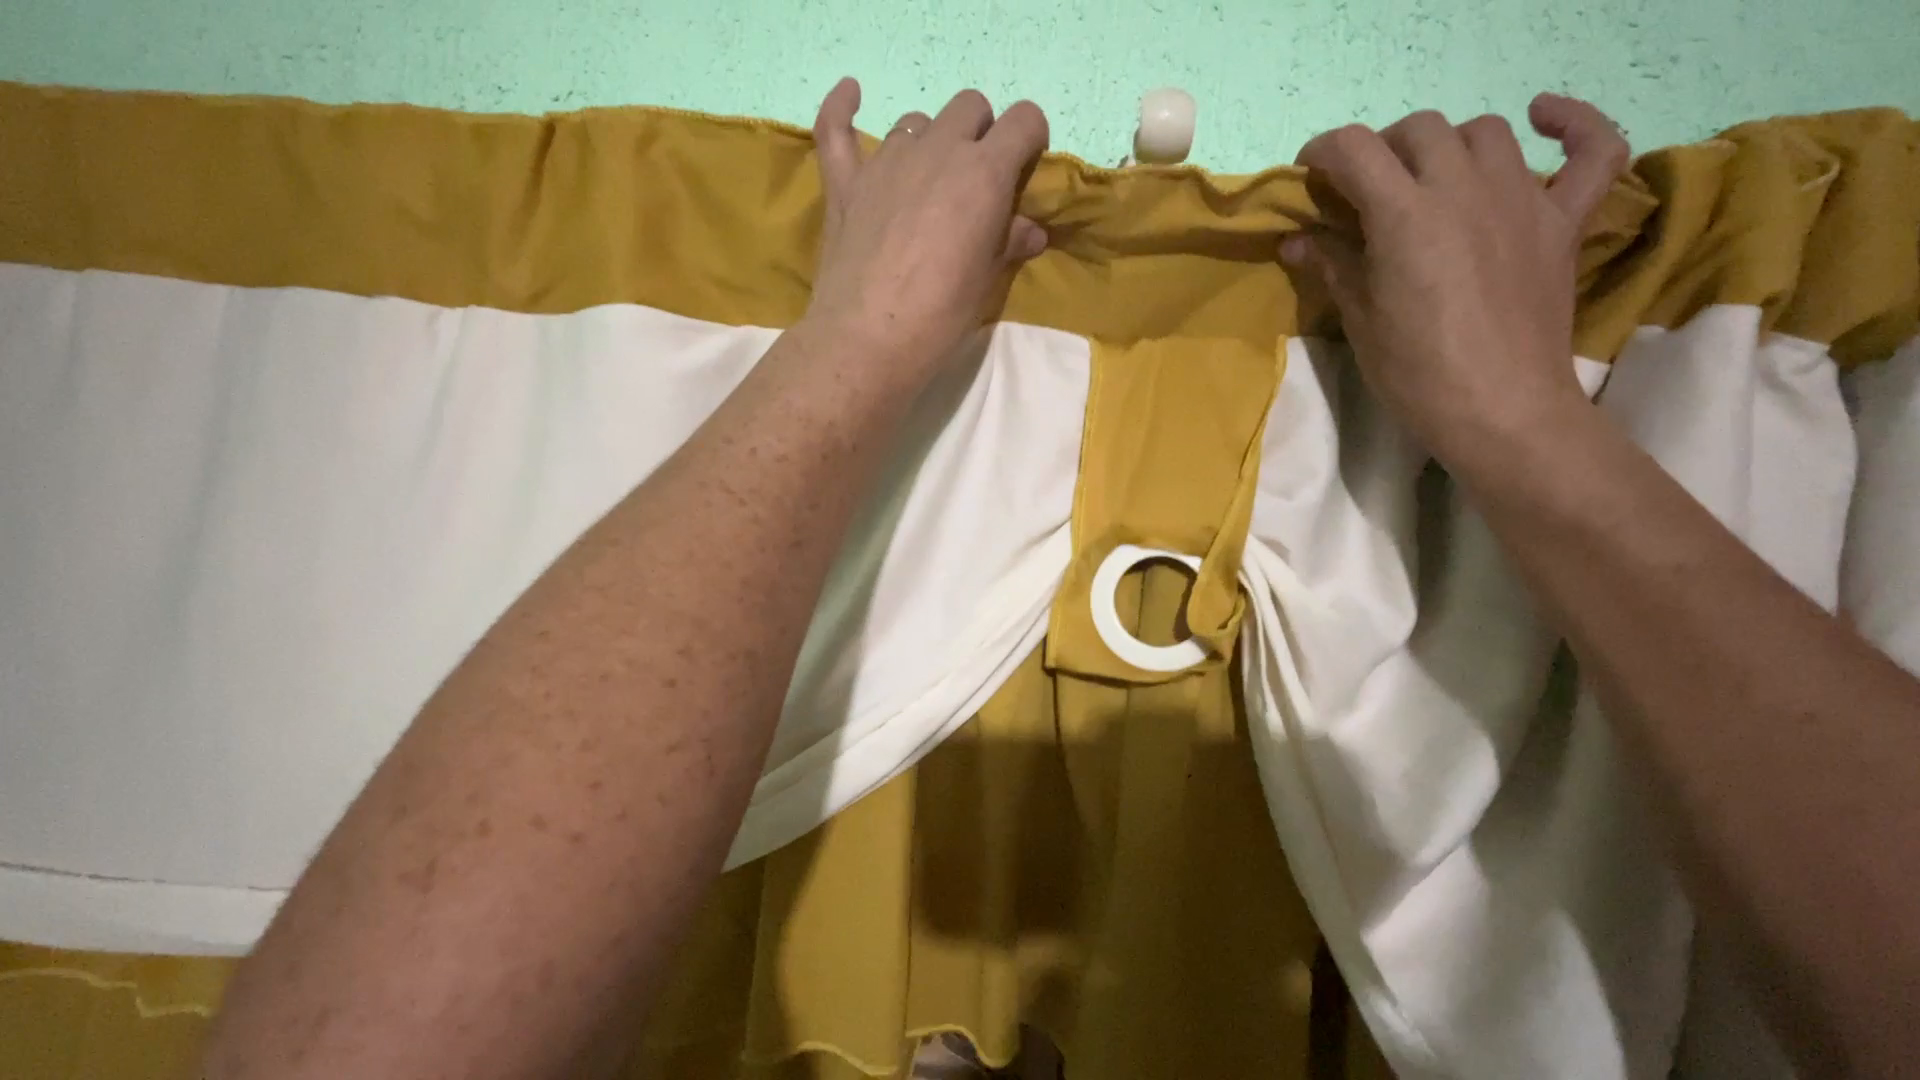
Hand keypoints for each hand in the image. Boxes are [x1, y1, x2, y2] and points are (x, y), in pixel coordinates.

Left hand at [802, 78, 1050, 379]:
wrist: (868, 340)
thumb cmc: (941, 316)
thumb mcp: (988, 281)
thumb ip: (1009, 243)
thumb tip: (1030, 231)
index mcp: (983, 173)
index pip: (1023, 121)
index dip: (1030, 140)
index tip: (1025, 170)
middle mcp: (937, 151)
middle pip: (969, 107)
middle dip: (982, 134)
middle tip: (978, 182)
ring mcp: (886, 163)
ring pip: (916, 121)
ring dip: (930, 141)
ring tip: (928, 181)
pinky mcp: (845, 183)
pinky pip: (836, 128)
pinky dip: (842, 109)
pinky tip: (851, 96)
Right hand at [1282, 94, 1630, 470]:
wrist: (1500, 411)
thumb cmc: (1416, 373)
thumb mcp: (1360, 320)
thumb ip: (1332, 265)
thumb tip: (1297, 240)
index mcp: (1405, 214)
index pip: (1355, 149)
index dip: (1323, 153)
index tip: (1310, 176)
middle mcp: (1464, 188)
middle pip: (1419, 130)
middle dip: (1382, 149)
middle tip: (1365, 190)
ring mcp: (1523, 198)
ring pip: (1484, 132)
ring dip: (1447, 145)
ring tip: (1431, 179)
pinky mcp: (1564, 220)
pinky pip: (1593, 149)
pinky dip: (1574, 124)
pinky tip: (1542, 118)